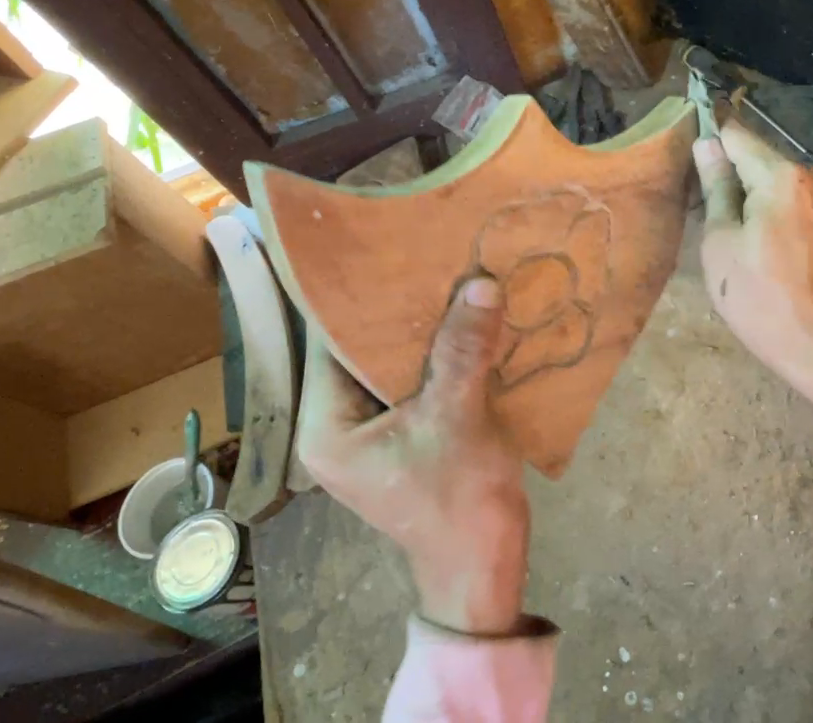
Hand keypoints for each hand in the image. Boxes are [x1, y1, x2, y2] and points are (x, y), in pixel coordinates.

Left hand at [297, 278, 530, 636]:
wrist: (486, 562)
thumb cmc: (457, 498)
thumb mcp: (457, 417)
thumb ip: (463, 349)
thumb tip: (481, 282)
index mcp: (325, 427)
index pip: (329, 345)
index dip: (359, 298)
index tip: (387, 249)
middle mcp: (339, 426)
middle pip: (362, 352)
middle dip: (398, 311)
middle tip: (427, 256)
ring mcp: (374, 432)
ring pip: (393, 365)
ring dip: (425, 330)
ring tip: (451, 277)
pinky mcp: (407, 434)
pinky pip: (416, 381)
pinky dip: (441, 354)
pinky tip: (469, 319)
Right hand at [694, 121, 812, 413]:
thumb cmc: (759, 296)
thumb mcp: (721, 242)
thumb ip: (716, 187)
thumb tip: (705, 144)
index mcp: (781, 174)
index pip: (736, 134)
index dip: (708, 135)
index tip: (685, 148)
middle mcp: (809, 173)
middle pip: (755, 155)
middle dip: (727, 170)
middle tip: (699, 203)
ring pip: (771, 177)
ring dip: (746, 191)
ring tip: (721, 225)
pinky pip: (788, 196)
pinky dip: (766, 205)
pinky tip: (749, 235)